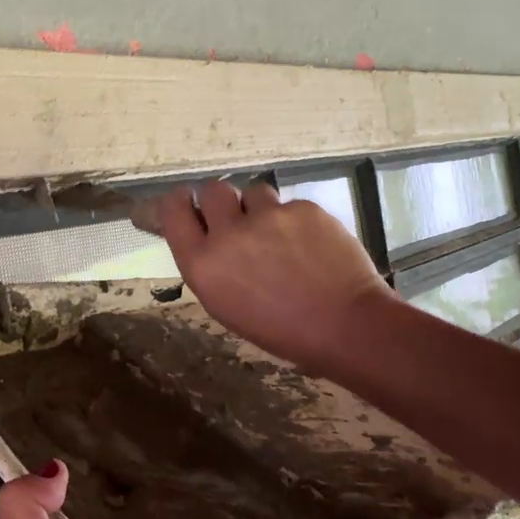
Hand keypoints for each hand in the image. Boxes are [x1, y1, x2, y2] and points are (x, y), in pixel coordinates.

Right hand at [158, 180, 393, 377]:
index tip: (188, 203)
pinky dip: (294, 220)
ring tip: (277, 234)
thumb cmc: (278, 328)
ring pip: (253, 192)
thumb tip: (205, 235)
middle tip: (236, 218)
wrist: (346, 324)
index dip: (179, 202)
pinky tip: (308, 244)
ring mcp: (268, 217)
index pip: (173, 211)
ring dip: (259, 208)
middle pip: (213, 190)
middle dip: (221, 201)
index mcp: (202, 264)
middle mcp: (228, 234)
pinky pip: (289, 204)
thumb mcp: (223, 303)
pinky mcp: (304, 209)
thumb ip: (208, 264)